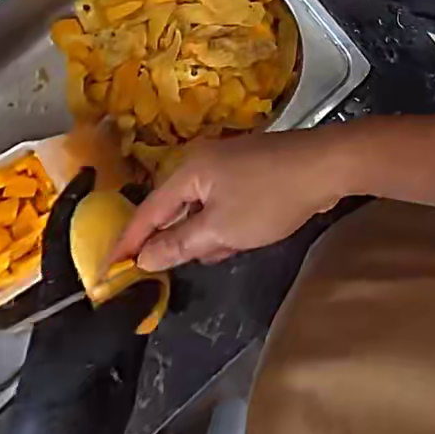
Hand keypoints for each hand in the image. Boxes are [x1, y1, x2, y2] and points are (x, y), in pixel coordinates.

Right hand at [111, 129, 348, 271]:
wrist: (328, 165)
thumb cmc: (270, 198)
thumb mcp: (220, 230)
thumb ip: (178, 244)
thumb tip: (144, 256)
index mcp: (190, 170)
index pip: (147, 211)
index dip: (127, 243)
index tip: (106, 272)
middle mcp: (207, 161)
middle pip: (177, 209)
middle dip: (183, 240)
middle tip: (195, 260)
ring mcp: (233, 163)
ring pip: (205, 209)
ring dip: (212, 234)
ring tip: (233, 245)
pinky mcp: (255, 169)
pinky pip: (228, 202)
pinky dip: (231, 222)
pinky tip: (247, 235)